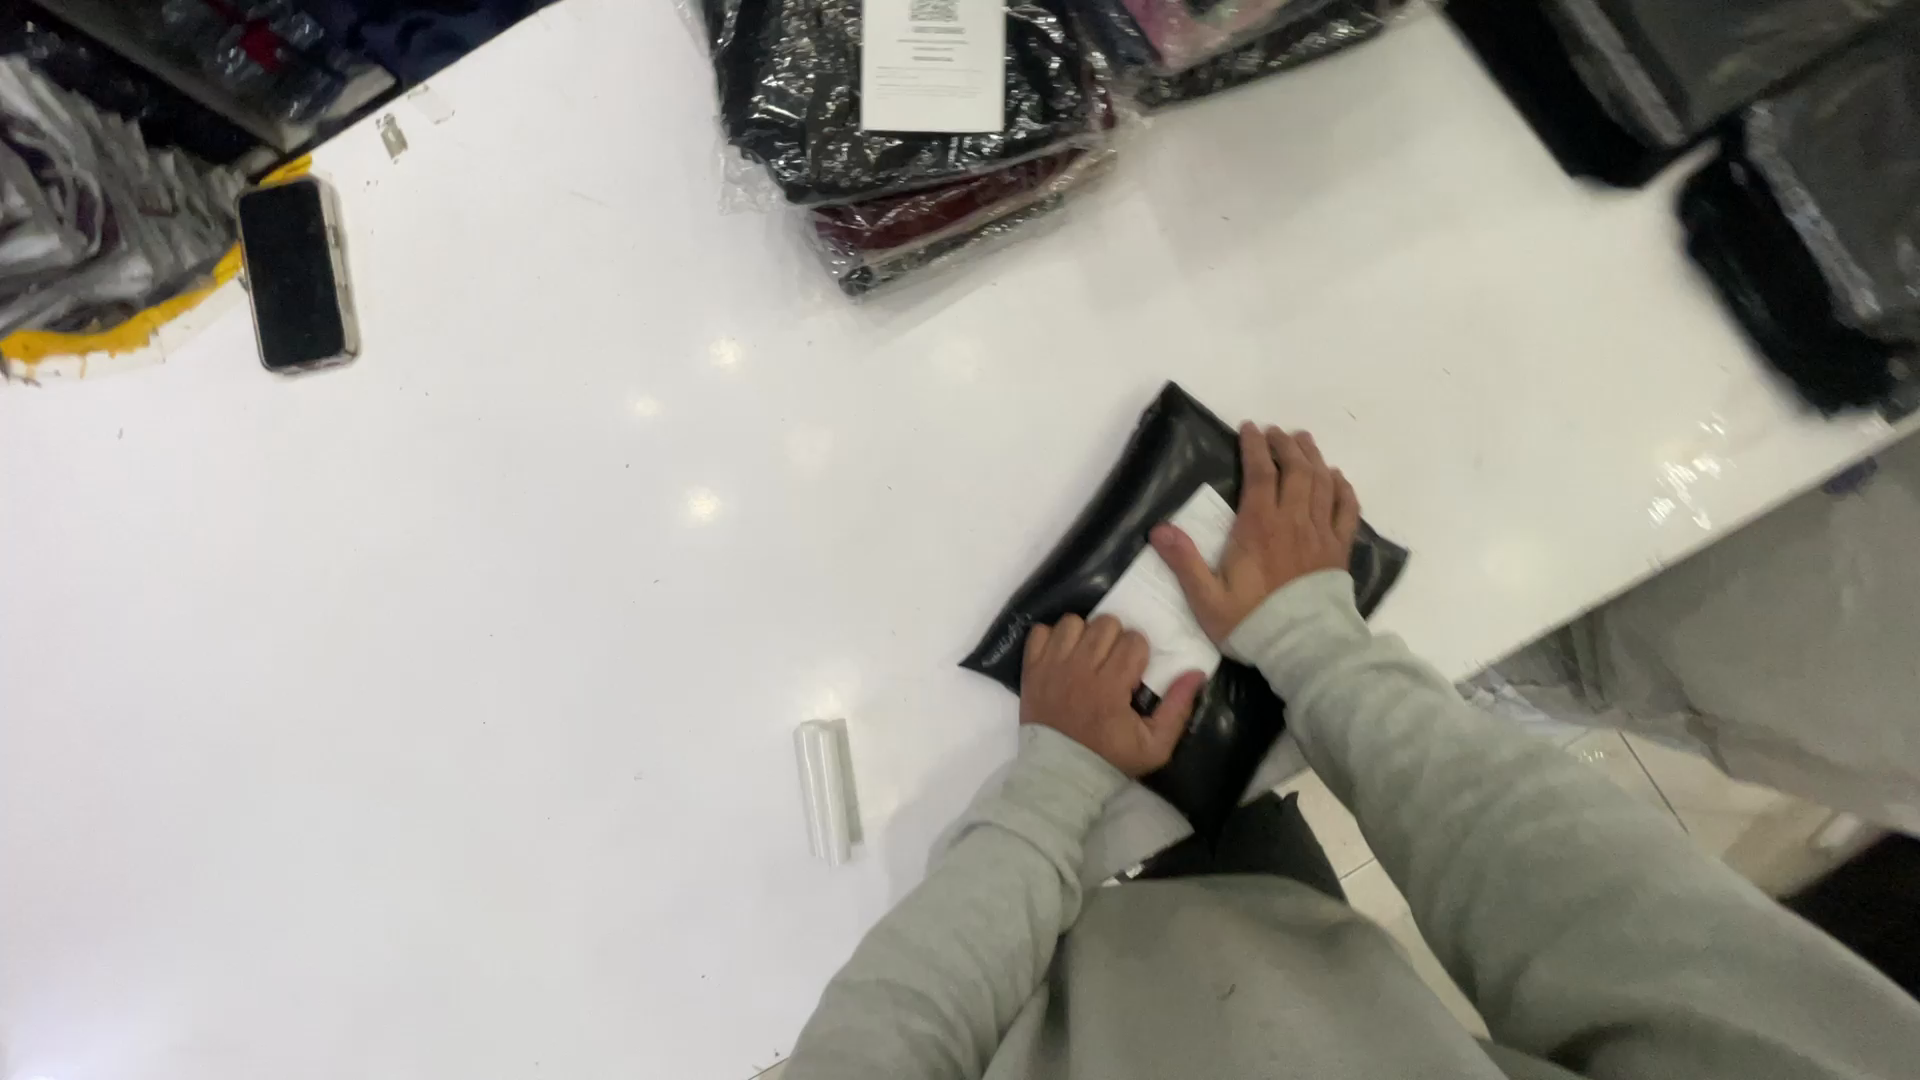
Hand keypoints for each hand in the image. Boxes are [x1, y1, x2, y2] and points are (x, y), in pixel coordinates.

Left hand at [1019, 614, 1205, 777]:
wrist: (1061, 773)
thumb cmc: (1109, 758)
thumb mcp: (1154, 746)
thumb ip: (1177, 708)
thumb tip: (1197, 672)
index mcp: (1110, 686)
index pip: (1133, 641)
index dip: (1138, 653)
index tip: (1133, 672)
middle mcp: (1079, 669)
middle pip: (1105, 624)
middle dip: (1115, 639)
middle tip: (1113, 662)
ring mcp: (1051, 666)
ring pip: (1073, 622)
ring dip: (1084, 635)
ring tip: (1087, 656)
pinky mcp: (1031, 668)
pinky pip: (1040, 632)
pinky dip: (1051, 638)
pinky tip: (1061, 655)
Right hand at [1150, 424, 1358, 644]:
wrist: (1303, 648)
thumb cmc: (1250, 622)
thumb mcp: (1206, 597)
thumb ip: (1184, 561)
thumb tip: (1158, 529)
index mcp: (1258, 527)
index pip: (1260, 474)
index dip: (1255, 448)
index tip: (1249, 428)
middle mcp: (1293, 522)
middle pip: (1296, 470)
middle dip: (1285, 446)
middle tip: (1275, 432)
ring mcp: (1320, 534)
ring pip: (1322, 483)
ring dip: (1312, 457)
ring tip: (1303, 441)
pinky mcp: (1339, 551)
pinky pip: (1347, 510)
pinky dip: (1342, 488)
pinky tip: (1336, 478)